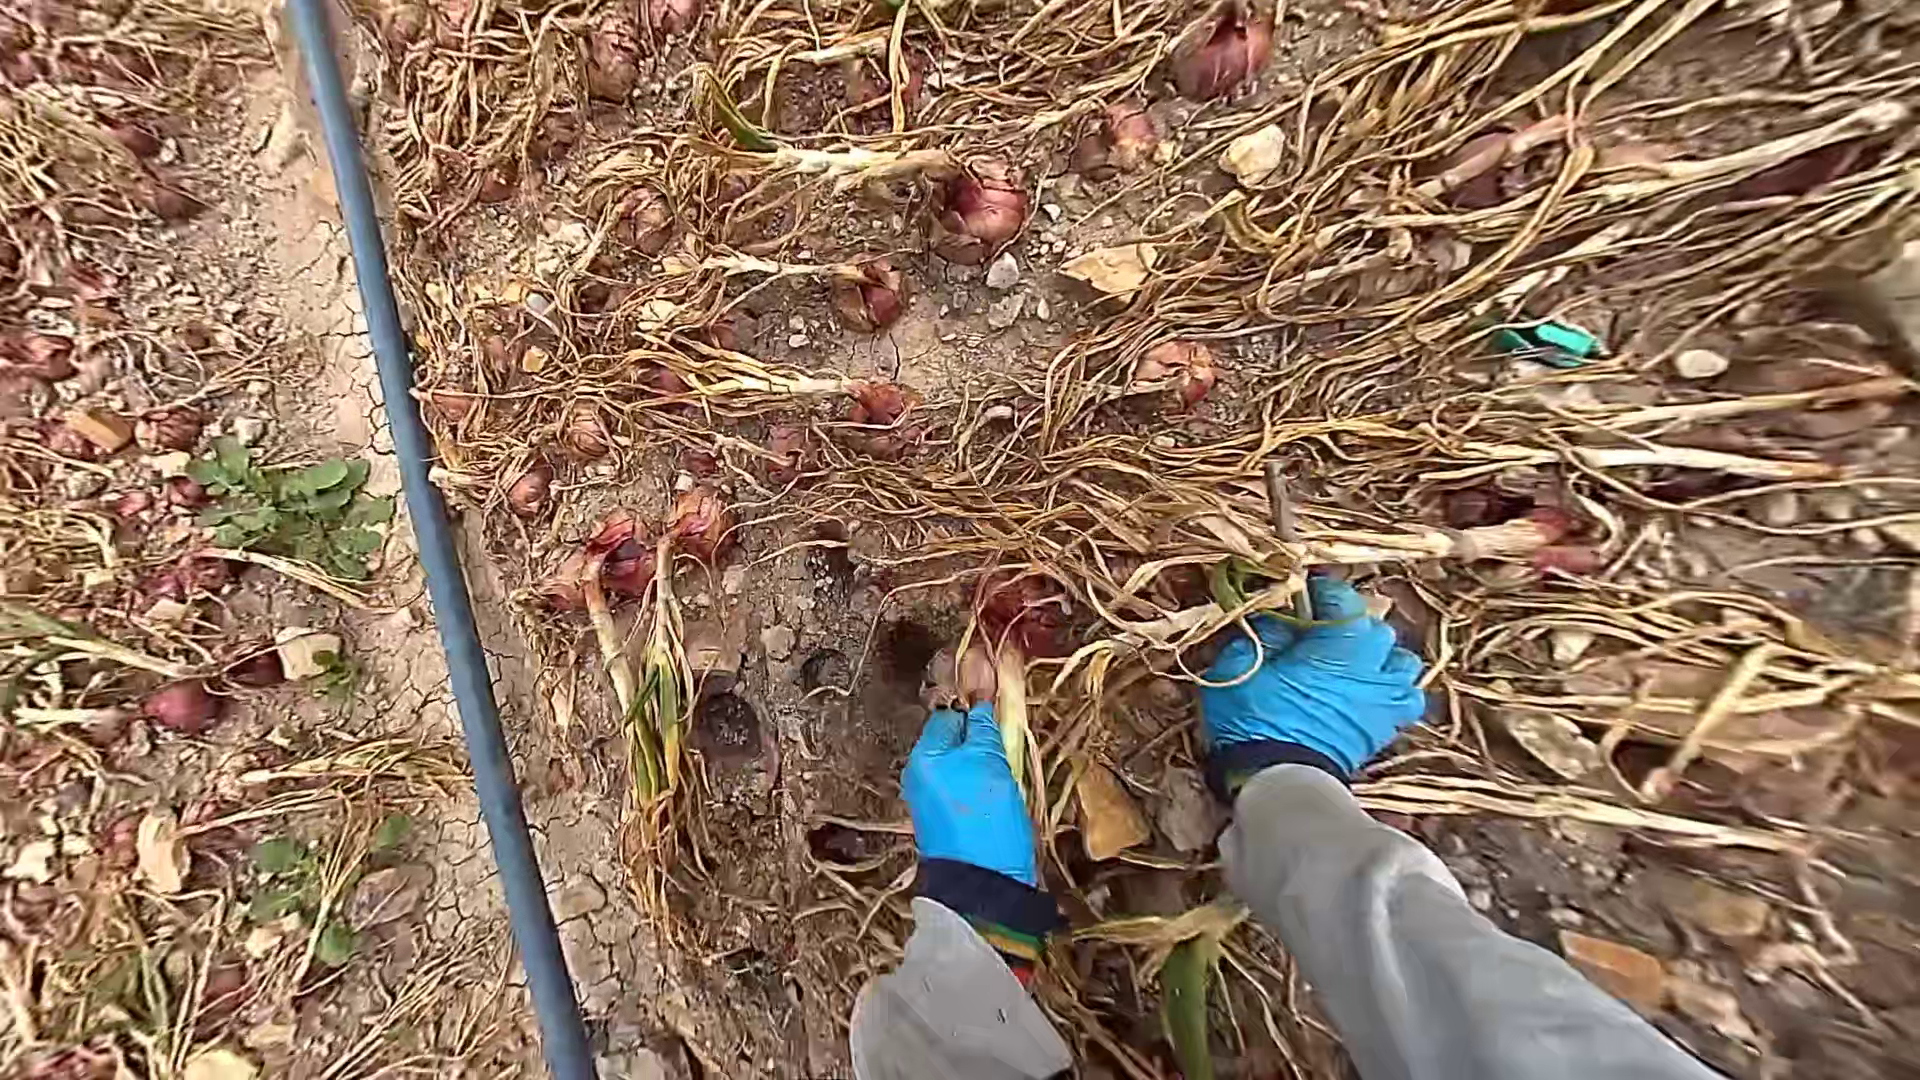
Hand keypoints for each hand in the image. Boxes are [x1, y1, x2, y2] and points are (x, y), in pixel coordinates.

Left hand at [904, 702, 1035, 884]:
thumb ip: (983, 728)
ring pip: (961, 763)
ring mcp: (932, 798)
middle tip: (1005, 746)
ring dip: (982, 761)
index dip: (975, 711)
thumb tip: (982, 700)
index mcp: (924, 757)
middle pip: (953, 740)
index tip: (1000, 712)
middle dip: (979, 739)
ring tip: (1003, 773)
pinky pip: (963, 785)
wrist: (984, 886)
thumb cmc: (985, 820)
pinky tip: (997, 794)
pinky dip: (980, 783)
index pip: (949, 716)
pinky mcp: (946, 817)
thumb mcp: (988, 762)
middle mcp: (921, 775)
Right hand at [1199, 577, 1424, 773]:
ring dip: (1373, 653)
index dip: (1318, 589)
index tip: (1297, 590)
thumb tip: (1279, 617)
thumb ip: (1265, 631)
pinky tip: (1359, 687)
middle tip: (1313, 625)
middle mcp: (1375, 667)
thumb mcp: (1243, 661)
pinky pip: (1401, 693)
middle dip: (1346, 620)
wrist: (1278, 776)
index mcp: (1342, 646)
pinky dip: (1384, 684)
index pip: (1342, 598)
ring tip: (1343, 657)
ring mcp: (1387, 698)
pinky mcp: (1386, 724)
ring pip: (1398, 659)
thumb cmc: (1256, 715)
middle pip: (1374, 626)